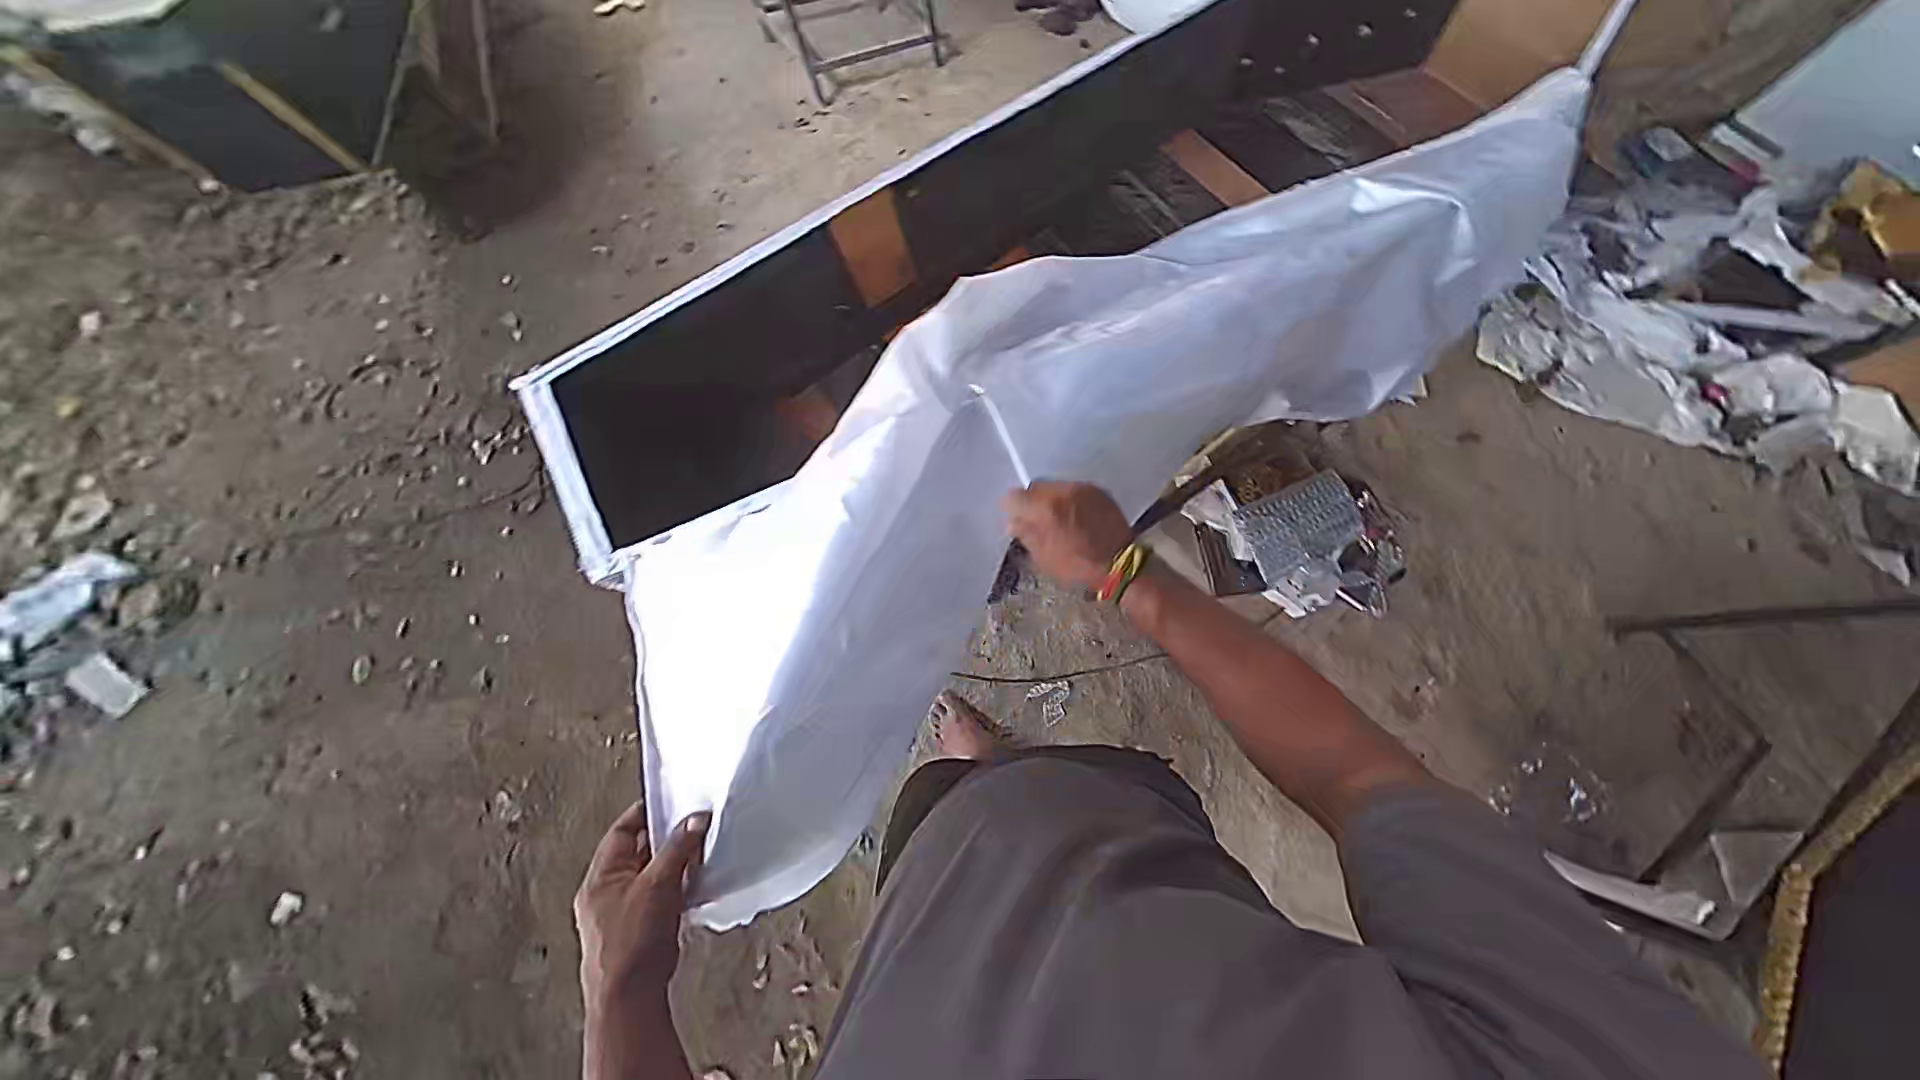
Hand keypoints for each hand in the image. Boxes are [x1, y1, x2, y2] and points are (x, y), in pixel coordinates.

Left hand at [574, 804, 709, 1011]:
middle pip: (640, 851)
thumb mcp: (657, 882)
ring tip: (697, 852)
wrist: (630, 996)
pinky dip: (679, 884)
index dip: (645, 813)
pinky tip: (695, 882)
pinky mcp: (643, 926)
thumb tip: (694, 820)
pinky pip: (663, 893)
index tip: (670, 802)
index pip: (622, 831)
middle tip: (691, 825)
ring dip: (676, 863)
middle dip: (667, 839)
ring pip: (653, 872)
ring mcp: (625, 910)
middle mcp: (608, 892)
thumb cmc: (630, 943)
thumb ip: (678, 847)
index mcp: (600, 877)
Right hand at [1003, 481, 1132, 590]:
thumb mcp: (1044, 557)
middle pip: (1035, 486)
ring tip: (1058, 518)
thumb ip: (1026, 534)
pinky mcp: (1098, 490)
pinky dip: (1069, 499)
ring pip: (1055, 485)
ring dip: (1051, 498)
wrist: (1120, 564)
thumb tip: (1013, 521)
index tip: (1016, 519)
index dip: (1012, 508)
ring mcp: (1083, 488)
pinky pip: (1074, 488)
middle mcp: (1063, 492)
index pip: (1014, 496)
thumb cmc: (1078, 566)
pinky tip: (1074, 515)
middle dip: (1031, 501)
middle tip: (1035, 519)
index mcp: (1045, 509)